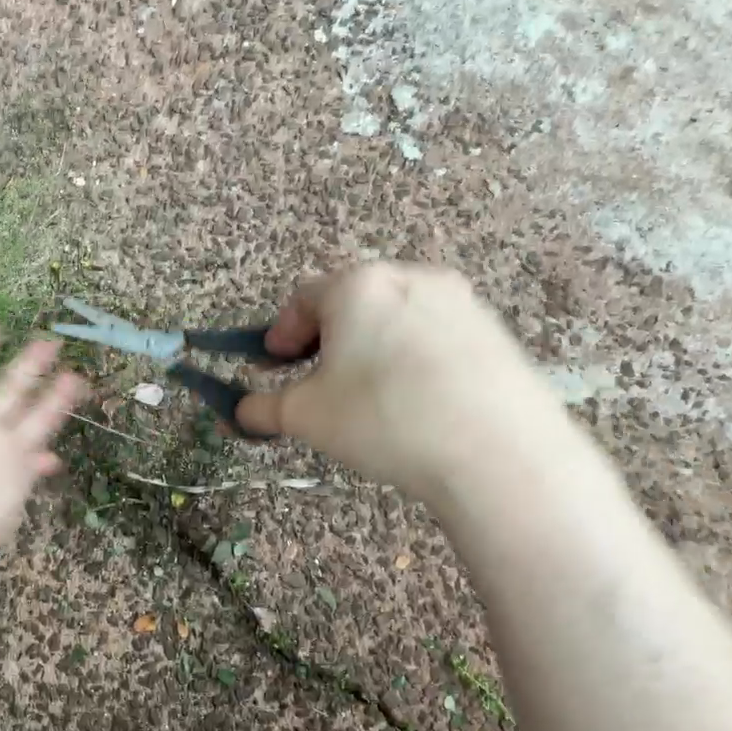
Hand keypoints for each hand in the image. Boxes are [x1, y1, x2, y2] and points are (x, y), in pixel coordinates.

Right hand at [236, 262, 567, 502]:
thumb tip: (236, 414)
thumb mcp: (300, 416)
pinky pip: (429, 337)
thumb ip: (257, 409)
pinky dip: (404, 360)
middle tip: (309, 383)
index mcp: (357, 286)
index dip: (277, 336)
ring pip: (390, 320)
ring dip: (362, 351)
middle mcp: (410, 279)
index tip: (268, 369)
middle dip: (321, 342)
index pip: (301, 300)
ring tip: (356, 398)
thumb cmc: (380, 417)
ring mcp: (459, 302)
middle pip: (349, 304)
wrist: (494, 451)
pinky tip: (404, 403)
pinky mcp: (492, 331)